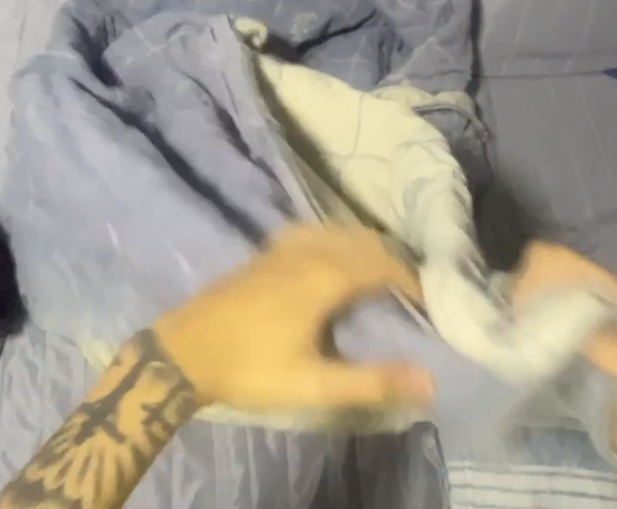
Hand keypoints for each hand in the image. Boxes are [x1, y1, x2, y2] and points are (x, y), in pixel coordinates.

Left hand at [153, 224, 436, 411]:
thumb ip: (371, 381)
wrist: (186, 350)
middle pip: (362, 241)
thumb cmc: (251, 368)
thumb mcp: (313, 384)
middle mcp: (308, 251)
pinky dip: (336, 240)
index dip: (411, 278)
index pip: (381, 263)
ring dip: (364, 247)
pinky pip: (313, 232)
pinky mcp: (265, 252)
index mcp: (324, 276)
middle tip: (411, 292)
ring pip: (337, 232)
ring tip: (380, 277)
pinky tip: (332, 259)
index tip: (430, 300)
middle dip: (391, 260)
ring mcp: (283, 247)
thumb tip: (428, 379)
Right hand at [512, 244, 616, 508]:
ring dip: (526, 313)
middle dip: (528, 293)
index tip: (516, 302)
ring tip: (508, 339)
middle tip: (509, 328)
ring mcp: (599, 330)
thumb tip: (571, 322)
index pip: (577, 266)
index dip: (542, 273)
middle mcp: (612, 307)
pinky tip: (518, 351)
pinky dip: (533, 334)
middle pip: (557, 278)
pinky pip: (552, 329)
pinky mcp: (586, 353)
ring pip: (551, 302)